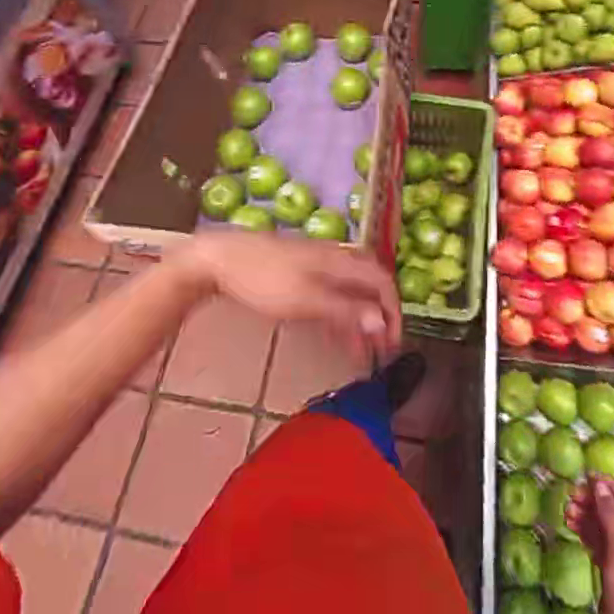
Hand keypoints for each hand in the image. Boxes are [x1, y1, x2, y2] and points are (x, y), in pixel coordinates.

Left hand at [174, 233, 399, 354]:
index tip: (393, 342)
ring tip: (360, 354)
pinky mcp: (300, 274)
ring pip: (350, 293)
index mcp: (341, 261)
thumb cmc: (262, 280)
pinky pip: (331, 295)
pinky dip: (339, 317)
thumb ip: (345, 310)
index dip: (393, 311)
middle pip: (369, 287)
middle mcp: (335, 259)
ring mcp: (317, 266)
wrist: (220, 261)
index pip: (382, 281)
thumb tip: (381, 322)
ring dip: (359, 322)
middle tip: (380, 353)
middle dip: (379, 320)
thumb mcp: (306, 299)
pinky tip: (334, 336)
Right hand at [568, 477, 613, 613]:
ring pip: (606, 528)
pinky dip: (587, 533)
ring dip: (587, 516)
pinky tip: (572, 526)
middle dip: (595, 501)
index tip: (587, 477)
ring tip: (567, 511)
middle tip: (572, 495)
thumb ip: (612, 518)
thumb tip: (601, 484)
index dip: (611, 486)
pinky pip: (601, 544)